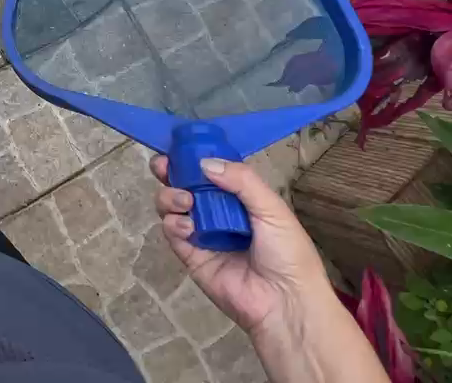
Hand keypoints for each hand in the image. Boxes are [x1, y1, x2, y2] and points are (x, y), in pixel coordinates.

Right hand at [150, 155, 330, 335]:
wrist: (286, 304)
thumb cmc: (288, 254)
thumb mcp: (273, 210)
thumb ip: (242, 180)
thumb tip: (204, 162)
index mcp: (236, 198)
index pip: (207, 170)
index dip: (191, 157)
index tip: (178, 147)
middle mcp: (214, 211)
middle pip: (181, 182)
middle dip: (168, 171)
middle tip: (163, 166)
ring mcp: (200, 232)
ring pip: (170, 202)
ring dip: (170, 195)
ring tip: (186, 201)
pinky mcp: (189, 253)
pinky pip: (170, 230)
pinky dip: (174, 223)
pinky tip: (189, 227)